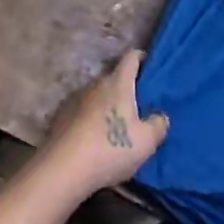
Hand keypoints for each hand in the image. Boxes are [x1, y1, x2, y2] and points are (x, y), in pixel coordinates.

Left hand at [40, 50, 168, 199]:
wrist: (64, 166)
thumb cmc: (110, 148)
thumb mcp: (145, 142)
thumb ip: (157, 125)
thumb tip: (160, 116)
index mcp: (118, 83)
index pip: (131, 57)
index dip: (142, 57)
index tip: (151, 65)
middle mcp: (96, 83)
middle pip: (114, 77)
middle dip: (127, 87)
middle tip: (140, 105)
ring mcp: (76, 97)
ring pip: (99, 94)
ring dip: (109, 104)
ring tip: (118, 124)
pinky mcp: (63, 113)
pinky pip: (84, 109)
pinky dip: (93, 117)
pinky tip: (96, 137)